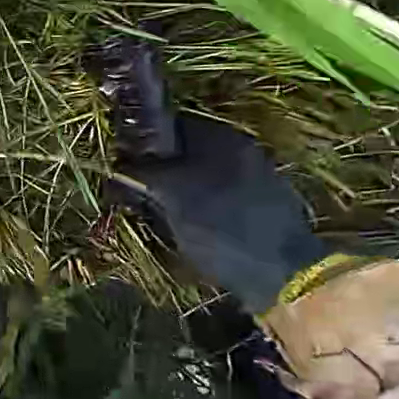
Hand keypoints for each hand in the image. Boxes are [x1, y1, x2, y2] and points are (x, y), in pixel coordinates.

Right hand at [125, 117, 330, 312]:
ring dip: (176, 188)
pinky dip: (197, 203)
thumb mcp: (170, 196)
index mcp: (221, 139)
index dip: (142, 141)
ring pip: (200, 174)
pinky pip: (217, 194)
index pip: (170, 125)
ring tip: (154, 210)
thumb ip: (141, 173)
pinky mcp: (262, 204)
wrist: (281, 274)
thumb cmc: (219, 225)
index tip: (122, 161)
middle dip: (158, 167)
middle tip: (133, 188)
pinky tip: (185, 223)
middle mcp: (241, 151)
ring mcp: (255, 177)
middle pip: (185, 150)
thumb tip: (117, 165)